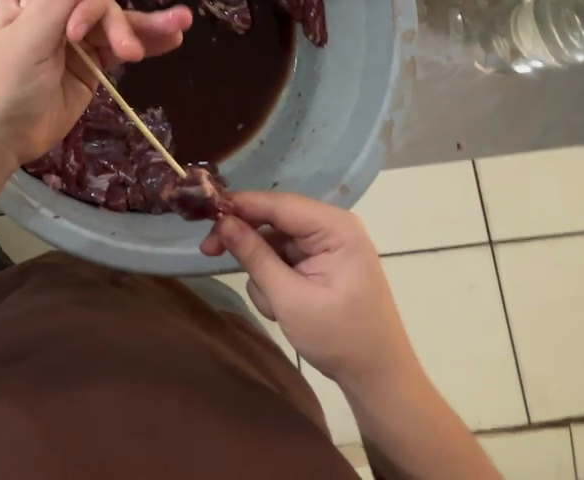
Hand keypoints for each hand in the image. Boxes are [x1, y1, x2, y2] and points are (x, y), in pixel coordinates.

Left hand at [0, 0, 190, 167]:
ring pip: (116, 24)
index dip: (86, 1)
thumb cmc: (2, 83)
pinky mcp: (90, 67)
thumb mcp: (29, 36)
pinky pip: (121, 49)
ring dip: (148, 25)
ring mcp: (75, 40)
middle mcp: (55, 10)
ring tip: (183, 23)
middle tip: (126, 52)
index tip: (76, 34)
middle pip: (100, 3)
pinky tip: (174, 38)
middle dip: (116, 24)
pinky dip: (147, 44)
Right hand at [201, 191, 419, 390]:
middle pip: (273, 219)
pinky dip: (275, 279)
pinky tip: (283, 307)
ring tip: (275, 306)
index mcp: (335, 227)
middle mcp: (332, 227)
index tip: (204, 215)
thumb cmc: (340, 338)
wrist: (379, 379)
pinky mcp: (322, 262)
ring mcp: (327, 245)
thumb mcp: (290, 299)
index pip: (277, 204)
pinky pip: (284, 257)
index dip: (239, 206)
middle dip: (247, 242)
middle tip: (209, 253)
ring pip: (274, 240)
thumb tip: (222, 222)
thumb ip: (254, 256)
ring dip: (264, 270)